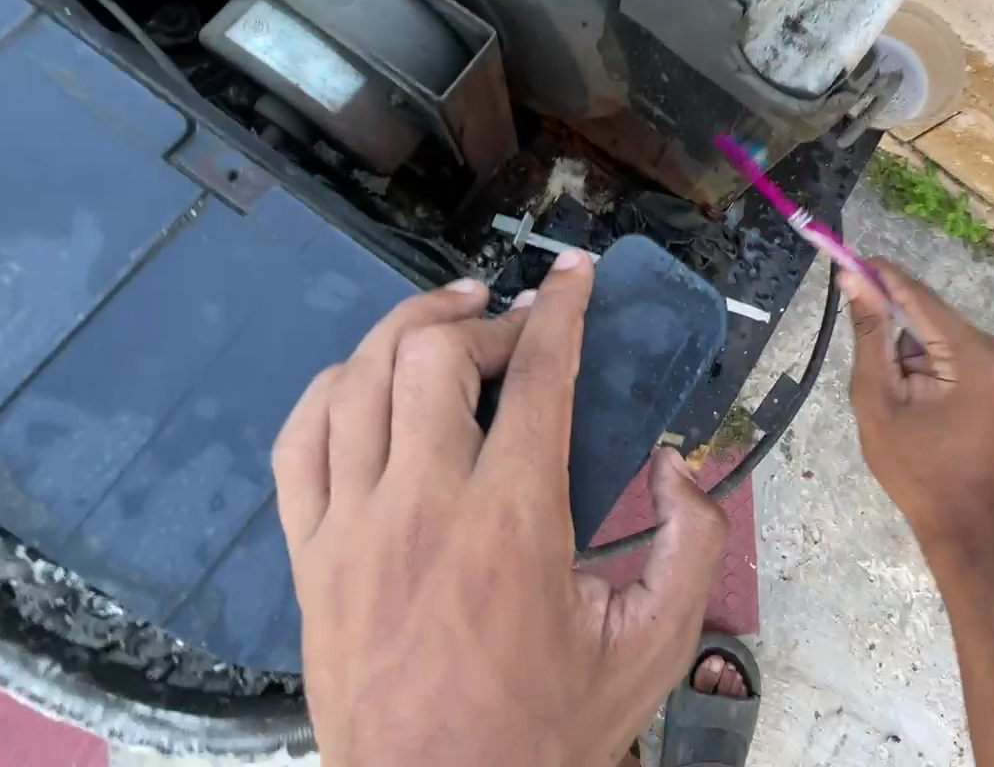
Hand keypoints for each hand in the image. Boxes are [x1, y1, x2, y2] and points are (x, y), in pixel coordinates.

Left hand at [272, 250, 729, 766]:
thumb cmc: (551, 727)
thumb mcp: (658, 642)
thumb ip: (693, 540)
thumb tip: (674, 463)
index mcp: (513, 522)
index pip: (537, 377)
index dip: (561, 310)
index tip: (575, 272)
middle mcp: (423, 506)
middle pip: (435, 358)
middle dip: (484, 321)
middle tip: (514, 327)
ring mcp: (351, 527)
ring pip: (361, 380)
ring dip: (409, 329)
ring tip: (449, 317)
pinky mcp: (307, 554)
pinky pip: (300, 439)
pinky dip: (335, 387)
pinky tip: (369, 378)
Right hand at [842, 259, 993, 545]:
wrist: (967, 522)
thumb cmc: (915, 470)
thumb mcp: (878, 399)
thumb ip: (869, 335)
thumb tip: (854, 280)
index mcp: (973, 356)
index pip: (918, 297)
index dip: (881, 275)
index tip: (846, 259)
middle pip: (930, 314)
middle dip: (892, 325)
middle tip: (866, 358)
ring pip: (939, 331)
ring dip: (909, 348)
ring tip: (896, 395)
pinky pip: (953, 349)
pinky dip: (926, 361)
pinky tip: (915, 395)